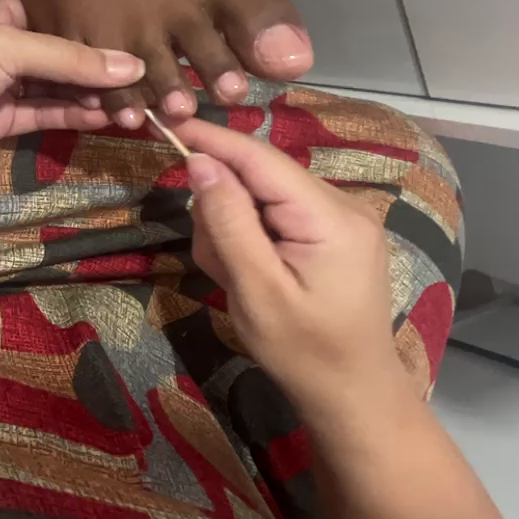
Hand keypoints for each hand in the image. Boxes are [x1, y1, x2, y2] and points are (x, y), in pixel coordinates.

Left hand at [0, 0, 145, 171]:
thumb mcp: (9, 46)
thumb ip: (70, 58)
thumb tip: (134, 65)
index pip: (54, 16)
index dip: (91, 28)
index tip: (137, 39)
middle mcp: (2, 47)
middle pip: (59, 55)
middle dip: (98, 68)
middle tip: (148, 80)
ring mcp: (1, 85)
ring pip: (55, 87)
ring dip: (91, 95)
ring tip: (136, 103)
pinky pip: (44, 114)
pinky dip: (73, 115)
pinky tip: (107, 116)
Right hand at [0, 0, 313, 124]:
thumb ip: (255, 11)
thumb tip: (297, 67)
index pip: (237, 49)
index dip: (234, 78)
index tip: (232, 92)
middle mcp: (161, 13)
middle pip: (183, 76)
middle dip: (188, 97)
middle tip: (188, 110)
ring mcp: (112, 29)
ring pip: (136, 86)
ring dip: (147, 103)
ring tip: (152, 116)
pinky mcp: (69, 37)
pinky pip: (88, 80)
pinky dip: (102, 97)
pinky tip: (111, 105)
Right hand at [175, 118, 413, 420]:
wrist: (352, 395)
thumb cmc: (304, 349)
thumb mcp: (255, 289)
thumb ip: (228, 222)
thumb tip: (199, 162)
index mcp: (330, 217)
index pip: (259, 158)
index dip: (211, 138)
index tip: (166, 123)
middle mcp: (341, 204)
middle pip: (257, 175)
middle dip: (221, 206)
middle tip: (217, 261)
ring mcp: (337, 216)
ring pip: (258, 193)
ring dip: (231, 226)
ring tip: (236, 276)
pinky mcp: (327, 230)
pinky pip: (270, 211)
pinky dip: (246, 235)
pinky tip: (250, 272)